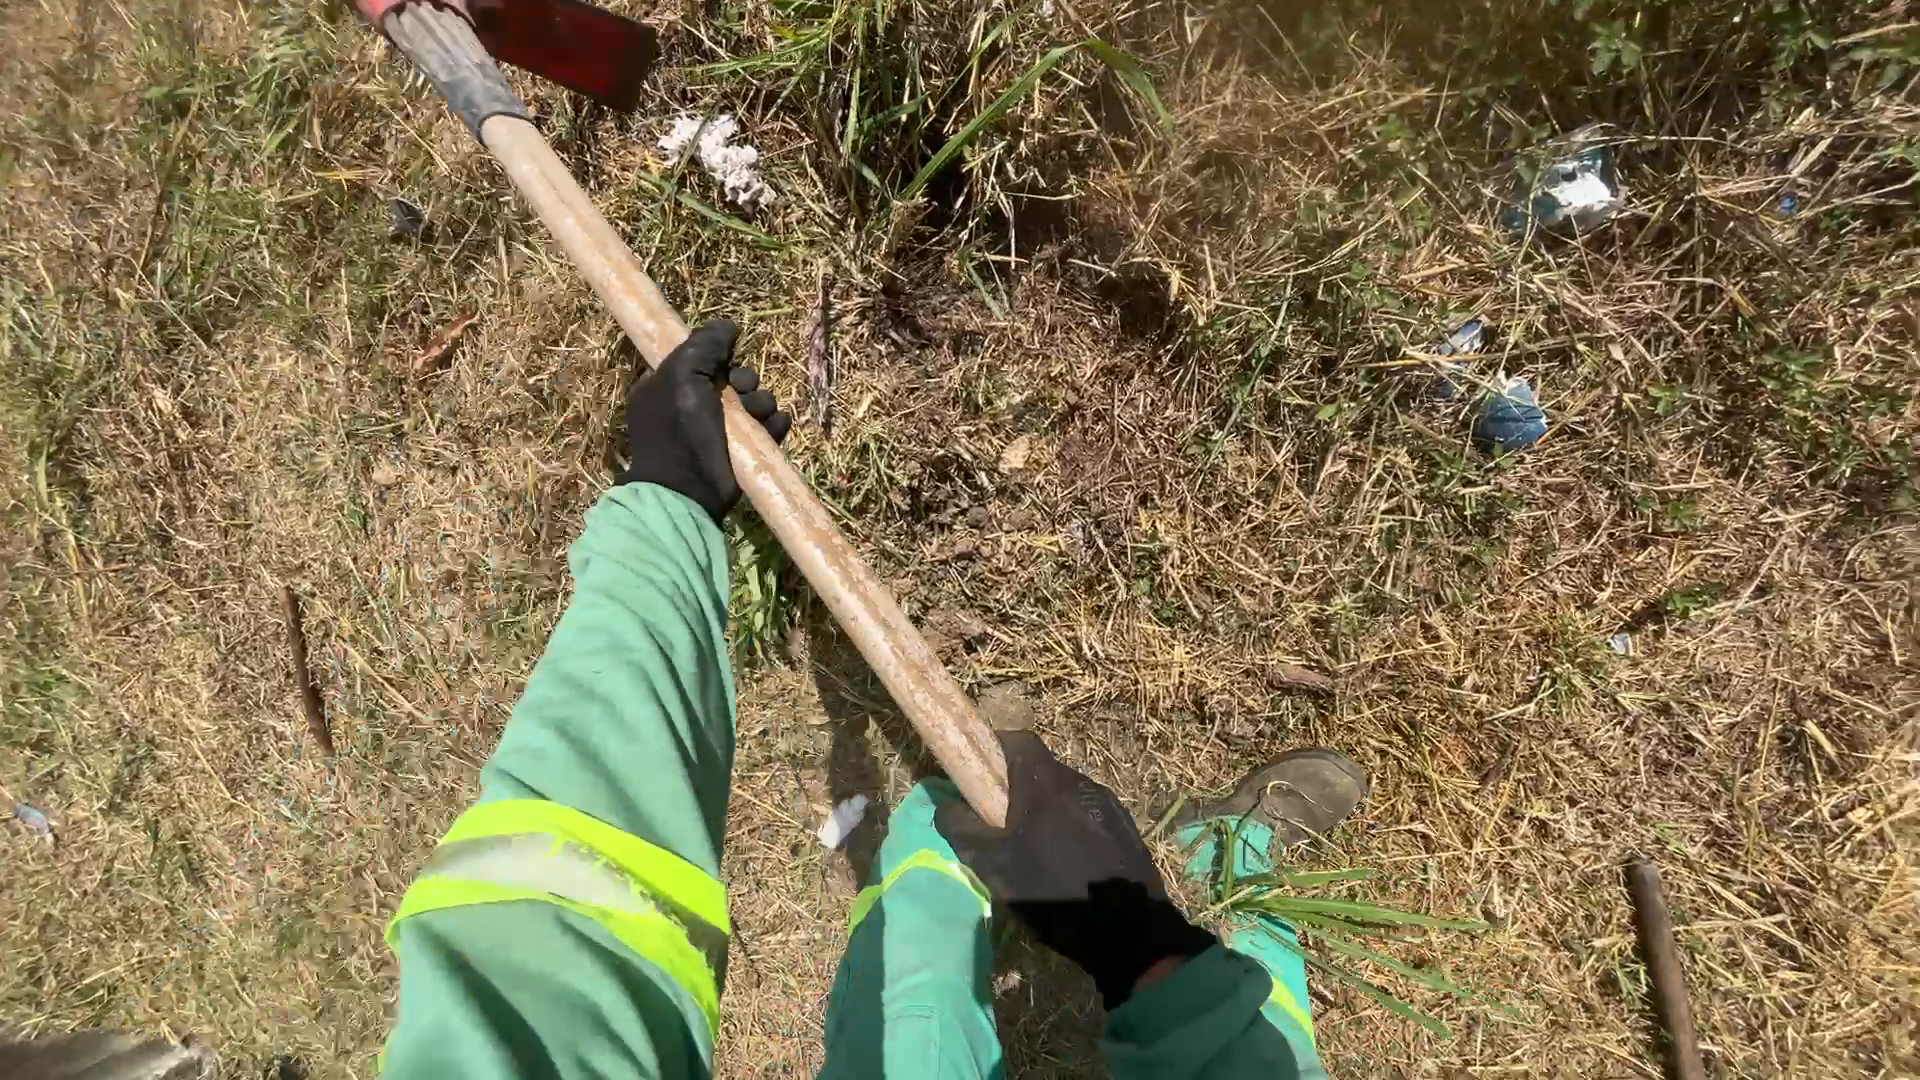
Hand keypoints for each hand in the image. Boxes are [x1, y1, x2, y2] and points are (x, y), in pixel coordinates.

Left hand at [621, 320, 790, 520]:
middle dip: (744, 382)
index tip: (723, 362)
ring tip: (756, 414)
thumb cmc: (677, 428)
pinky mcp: (747, 452)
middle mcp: (699, 407)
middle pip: (736, 379)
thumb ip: (703, 345)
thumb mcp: (681, 375)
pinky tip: (775, 424)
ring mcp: (725, 432)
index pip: (705, 361)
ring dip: (761, 403)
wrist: (689, 488)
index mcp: (674, 387)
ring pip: (757, 402)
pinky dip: (776, 424)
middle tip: (739, 392)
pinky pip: (772, 428)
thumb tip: (729, 326)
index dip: (718, 359)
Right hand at [935, 730, 1215, 1007]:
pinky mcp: (1123, 824)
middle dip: (1017, 786)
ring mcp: (1105, 801)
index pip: (1017, 740)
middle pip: (1039, 767)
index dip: (995, 749)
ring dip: (1045, 809)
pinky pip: (1086, 812)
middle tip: (1002, 822)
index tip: (981, 774)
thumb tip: (945, 804)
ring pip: (1063, 792)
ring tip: (1036, 848)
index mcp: (1044, 782)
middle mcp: (1078, 781)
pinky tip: (1068, 862)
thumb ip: (963, 830)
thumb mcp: (995, 867)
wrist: (1130, 930)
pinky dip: (1070, 825)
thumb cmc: (1053, 891)